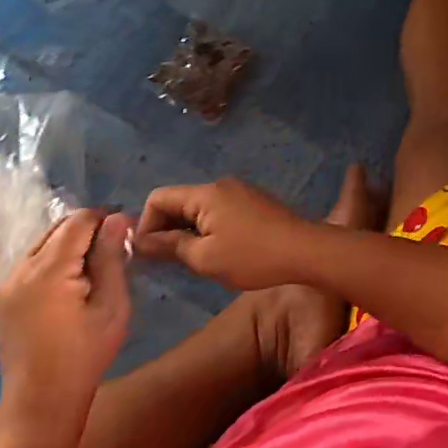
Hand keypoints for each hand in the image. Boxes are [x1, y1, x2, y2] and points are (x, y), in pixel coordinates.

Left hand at [0, 209, 131, 416]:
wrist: (40, 400)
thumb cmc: (85, 354)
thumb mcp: (111, 305)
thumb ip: (111, 258)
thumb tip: (117, 218)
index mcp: (48, 271)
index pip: (77, 221)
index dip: (104, 217)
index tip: (125, 227)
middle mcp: (19, 269)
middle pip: (56, 227)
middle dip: (86, 228)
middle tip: (113, 245)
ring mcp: (5, 284)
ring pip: (41, 243)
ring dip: (68, 244)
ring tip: (93, 264)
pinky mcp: (0, 298)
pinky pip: (30, 263)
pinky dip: (52, 261)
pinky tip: (70, 282)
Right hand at [134, 177, 319, 289]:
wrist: (306, 250)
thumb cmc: (253, 256)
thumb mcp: (205, 258)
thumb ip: (170, 247)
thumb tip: (140, 241)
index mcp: (206, 194)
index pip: (158, 198)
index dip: (146, 224)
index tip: (149, 253)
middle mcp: (221, 185)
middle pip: (179, 201)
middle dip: (166, 228)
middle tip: (166, 261)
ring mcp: (240, 192)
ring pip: (199, 208)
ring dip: (188, 231)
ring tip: (192, 260)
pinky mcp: (253, 203)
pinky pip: (219, 211)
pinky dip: (208, 229)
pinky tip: (217, 252)